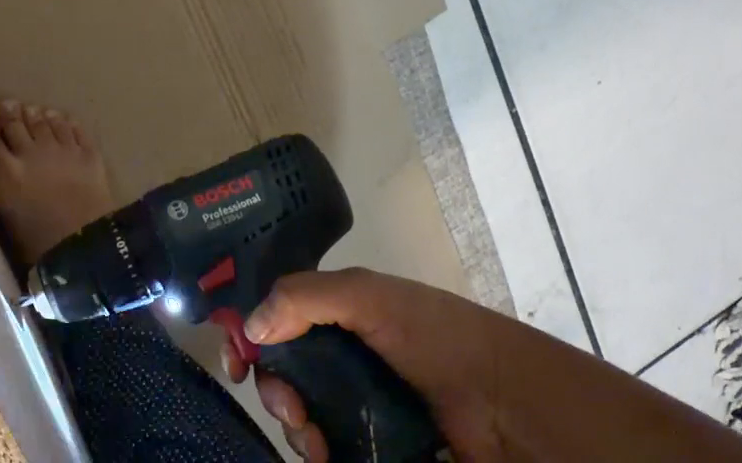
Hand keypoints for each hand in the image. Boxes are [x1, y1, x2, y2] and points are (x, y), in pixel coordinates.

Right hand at [220, 268, 511, 461]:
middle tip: (290, 407)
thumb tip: (250, 328)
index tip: (235, 363)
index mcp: (336, 318)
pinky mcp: (376, 449)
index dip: (249, 339)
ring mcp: (359, 408)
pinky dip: (316, 454)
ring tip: (314, 440)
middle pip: (281, 374)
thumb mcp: (367, 294)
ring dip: (294, 428)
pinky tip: (324, 456)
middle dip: (273, 390)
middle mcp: (342, 361)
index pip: (275, 322)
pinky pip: (329, 452)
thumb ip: (303, 297)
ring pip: (300, 419)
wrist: (507, 403)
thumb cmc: (435, 334)